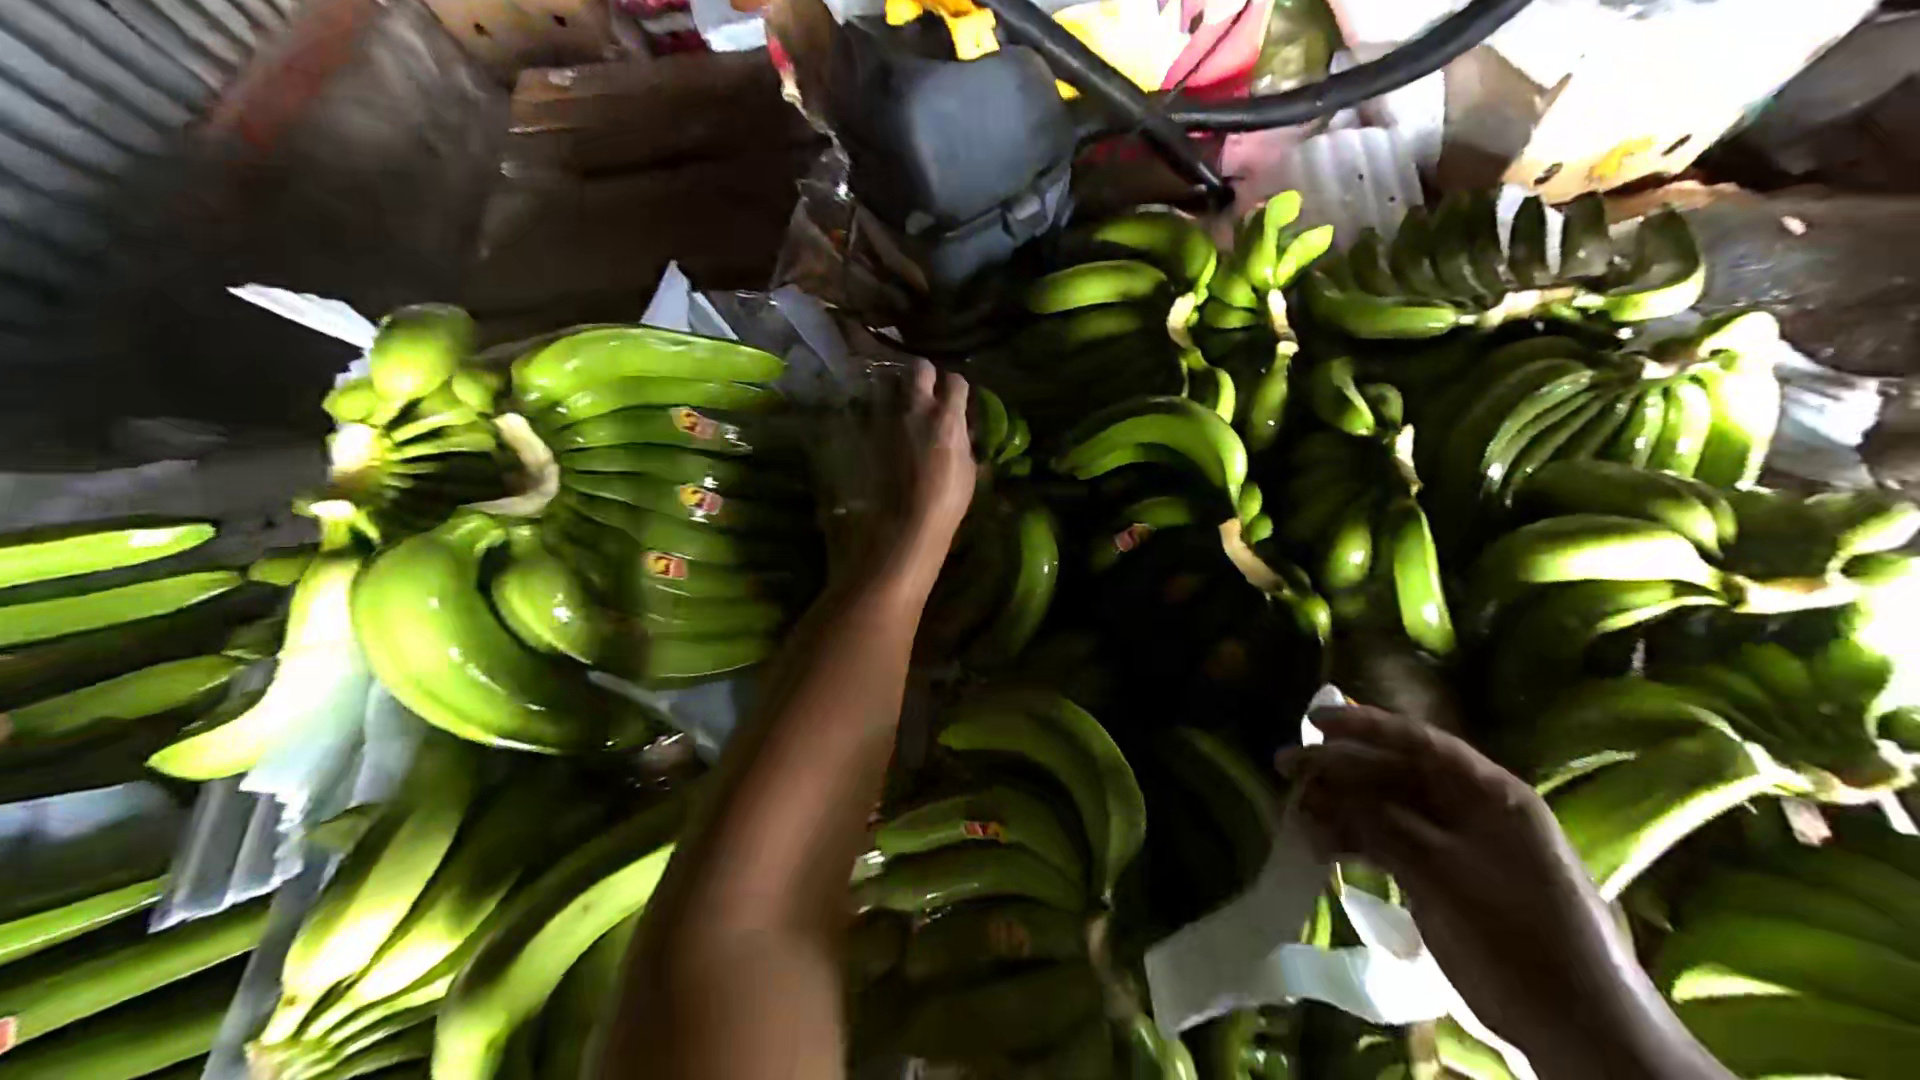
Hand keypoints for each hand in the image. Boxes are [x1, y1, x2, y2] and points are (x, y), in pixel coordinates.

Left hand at [822, 358, 974, 597]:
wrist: (906, 523)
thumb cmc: (946, 502)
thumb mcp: (968, 470)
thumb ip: (964, 442)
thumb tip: (963, 430)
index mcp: (948, 416)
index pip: (956, 381)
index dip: (956, 388)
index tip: (955, 397)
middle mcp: (916, 407)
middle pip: (920, 368)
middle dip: (924, 375)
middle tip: (924, 390)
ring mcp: (886, 417)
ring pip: (887, 381)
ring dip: (894, 387)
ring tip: (896, 401)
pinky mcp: (864, 431)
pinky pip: (868, 408)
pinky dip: (873, 411)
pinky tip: (876, 423)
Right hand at [1277, 706, 1728, 1079]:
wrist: (1573, 1026)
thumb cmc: (1517, 933)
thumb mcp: (1444, 871)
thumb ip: (1381, 821)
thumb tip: (1325, 782)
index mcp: (1490, 794)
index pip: (1420, 743)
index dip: (1366, 725)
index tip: (1316, 720)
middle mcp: (1469, 809)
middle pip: (1393, 773)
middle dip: (1339, 769)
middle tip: (1286, 767)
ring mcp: (1451, 843)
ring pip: (1382, 808)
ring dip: (1338, 808)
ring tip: (1295, 815)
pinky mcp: (1436, 875)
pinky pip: (1384, 842)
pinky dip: (1350, 841)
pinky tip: (1318, 846)